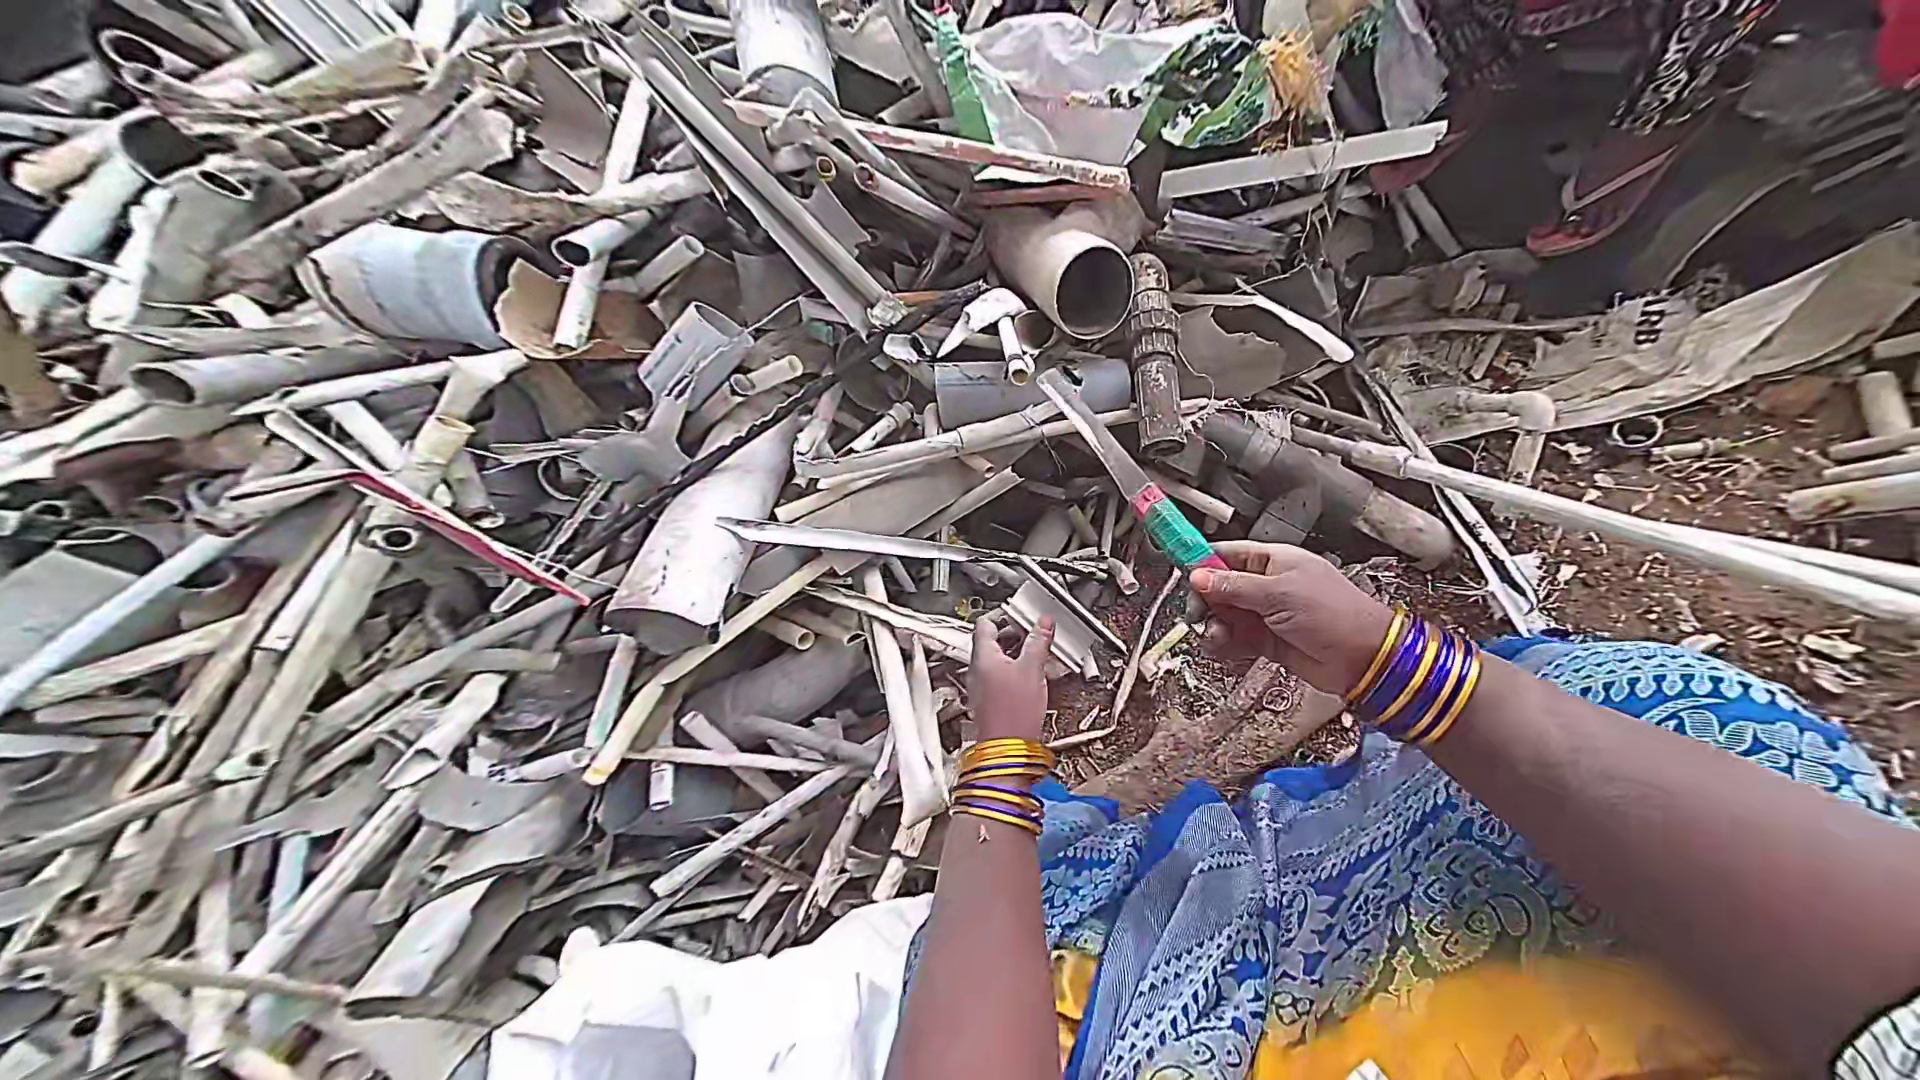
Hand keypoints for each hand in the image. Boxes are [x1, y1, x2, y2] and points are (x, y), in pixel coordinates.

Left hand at [967, 615, 1053, 741]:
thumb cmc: (1013, 713)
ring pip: (999, 659)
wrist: (1008, 749)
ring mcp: (983, 685)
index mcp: (982, 656)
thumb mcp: (1032, 670)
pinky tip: (1034, 676)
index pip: (986, 623)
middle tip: (1036, 634)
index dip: (1004, 615)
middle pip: (993, 640)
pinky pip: (1002, 676)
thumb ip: (1038, 642)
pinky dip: (1017, 670)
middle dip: (1015, 634)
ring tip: (1039, 654)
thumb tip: (1043, 622)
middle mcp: (978, 669)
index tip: (1022, 615)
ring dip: (1018, 653)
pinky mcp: (991, 699)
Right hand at [1192, 541, 1394, 697]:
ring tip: (1217, 633)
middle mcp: (1266, 585)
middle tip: (1198, 613)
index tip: (1181, 572)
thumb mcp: (1278, 594)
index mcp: (1273, 561)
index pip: (1226, 554)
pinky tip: (1227, 646)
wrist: (1364, 660)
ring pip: (1222, 614)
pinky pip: (1232, 637)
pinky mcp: (1264, 639)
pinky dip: (1224, 643)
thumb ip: (1233, 587)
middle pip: (1218, 586)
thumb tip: (1198, 576)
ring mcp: (1264, 613)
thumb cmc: (1335, 615)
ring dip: (1213, 624)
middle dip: (1205, 600)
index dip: (1202, 562)